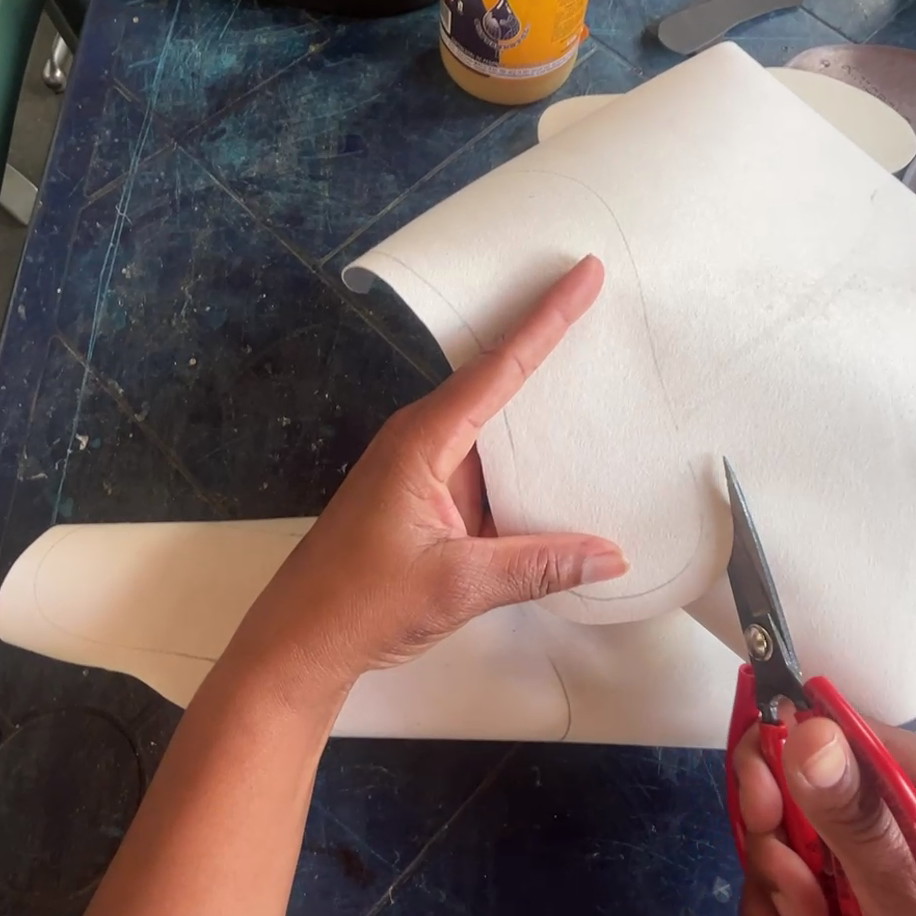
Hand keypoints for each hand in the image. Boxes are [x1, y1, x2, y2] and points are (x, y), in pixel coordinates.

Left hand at [216, 256, 627, 702]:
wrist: (302, 641)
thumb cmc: (361, 603)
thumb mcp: (457, 584)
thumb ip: (538, 566)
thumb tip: (612, 555)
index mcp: (424, 440)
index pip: (499, 367)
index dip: (546, 318)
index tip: (584, 274)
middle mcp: (425, 439)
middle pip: (496, 376)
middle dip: (544, 336)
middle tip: (597, 298)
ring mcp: (428, 468)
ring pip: (495, 422)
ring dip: (539, 402)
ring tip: (596, 371)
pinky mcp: (433, 497)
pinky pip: (489, 463)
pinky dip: (526, 458)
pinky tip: (563, 460)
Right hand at [734, 718, 915, 915]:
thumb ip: (859, 814)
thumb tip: (807, 727)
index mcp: (907, 771)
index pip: (817, 725)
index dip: (778, 756)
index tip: (767, 809)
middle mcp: (870, 795)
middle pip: (779, 775)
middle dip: (774, 831)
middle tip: (797, 885)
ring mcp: (843, 841)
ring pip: (766, 828)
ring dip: (774, 879)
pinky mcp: (824, 884)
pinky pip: (766, 875)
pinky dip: (772, 905)